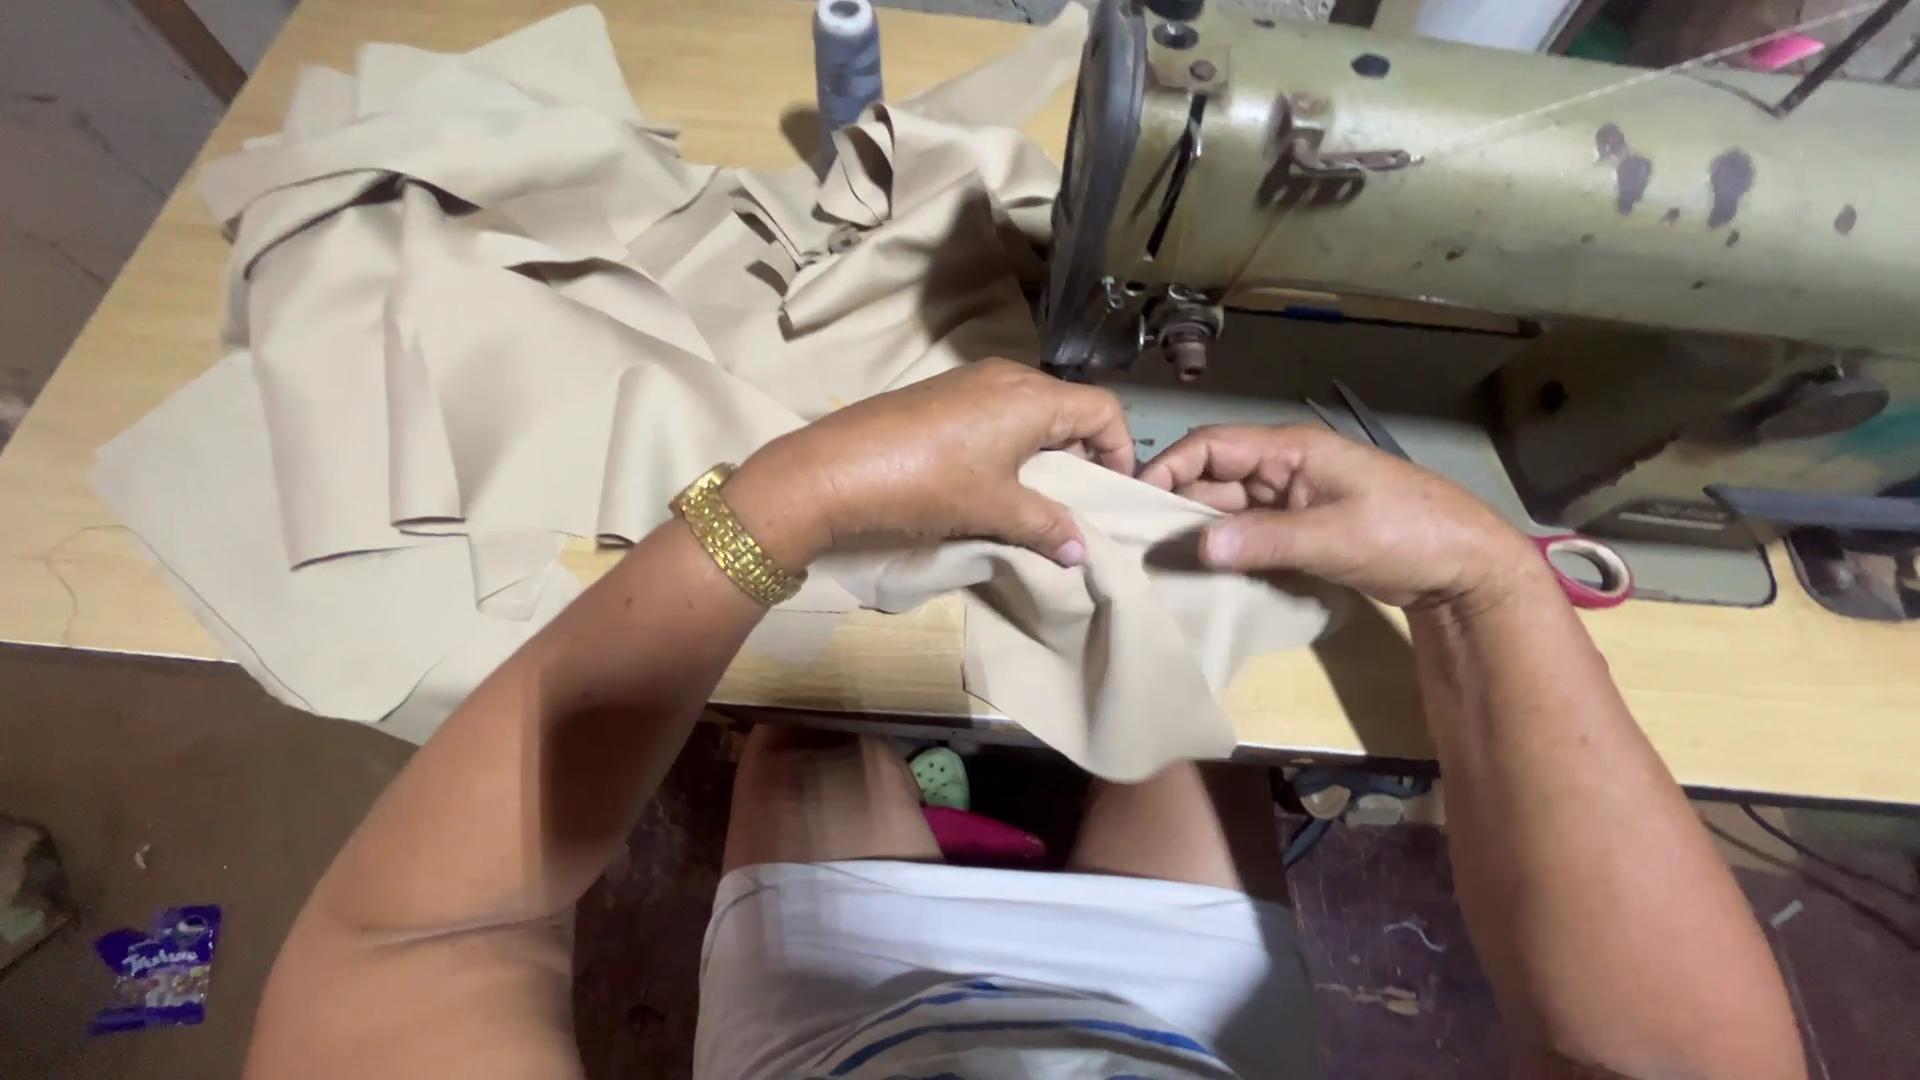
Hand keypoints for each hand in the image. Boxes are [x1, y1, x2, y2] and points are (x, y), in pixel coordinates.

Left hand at [725, 360, 1133, 567]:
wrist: (839, 466)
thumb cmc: (932, 483)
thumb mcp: (995, 509)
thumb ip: (1046, 527)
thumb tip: (1080, 552)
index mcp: (1034, 397)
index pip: (1103, 410)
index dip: (1119, 450)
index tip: (1111, 491)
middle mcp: (1008, 376)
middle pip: (1068, 407)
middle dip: (1081, 452)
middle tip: (1073, 498)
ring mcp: (971, 380)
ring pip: (1030, 409)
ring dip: (1042, 449)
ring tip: (1031, 493)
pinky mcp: (942, 393)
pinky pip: (996, 410)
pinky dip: (1009, 441)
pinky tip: (987, 476)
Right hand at [1138, 424, 1540, 610]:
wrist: (1466, 568)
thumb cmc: (1409, 534)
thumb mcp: (1337, 537)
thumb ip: (1266, 539)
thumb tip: (1197, 546)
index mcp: (1290, 451)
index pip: (1211, 446)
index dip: (1168, 467)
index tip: (1136, 503)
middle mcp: (1282, 469)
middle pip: (1210, 478)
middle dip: (1175, 504)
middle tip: (1139, 542)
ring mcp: (1288, 501)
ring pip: (1224, 508)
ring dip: (1196, 530)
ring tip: (1159, 560)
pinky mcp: (1295, 530)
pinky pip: (1244, 533)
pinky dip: (1222, 548)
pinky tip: (1200, 570)